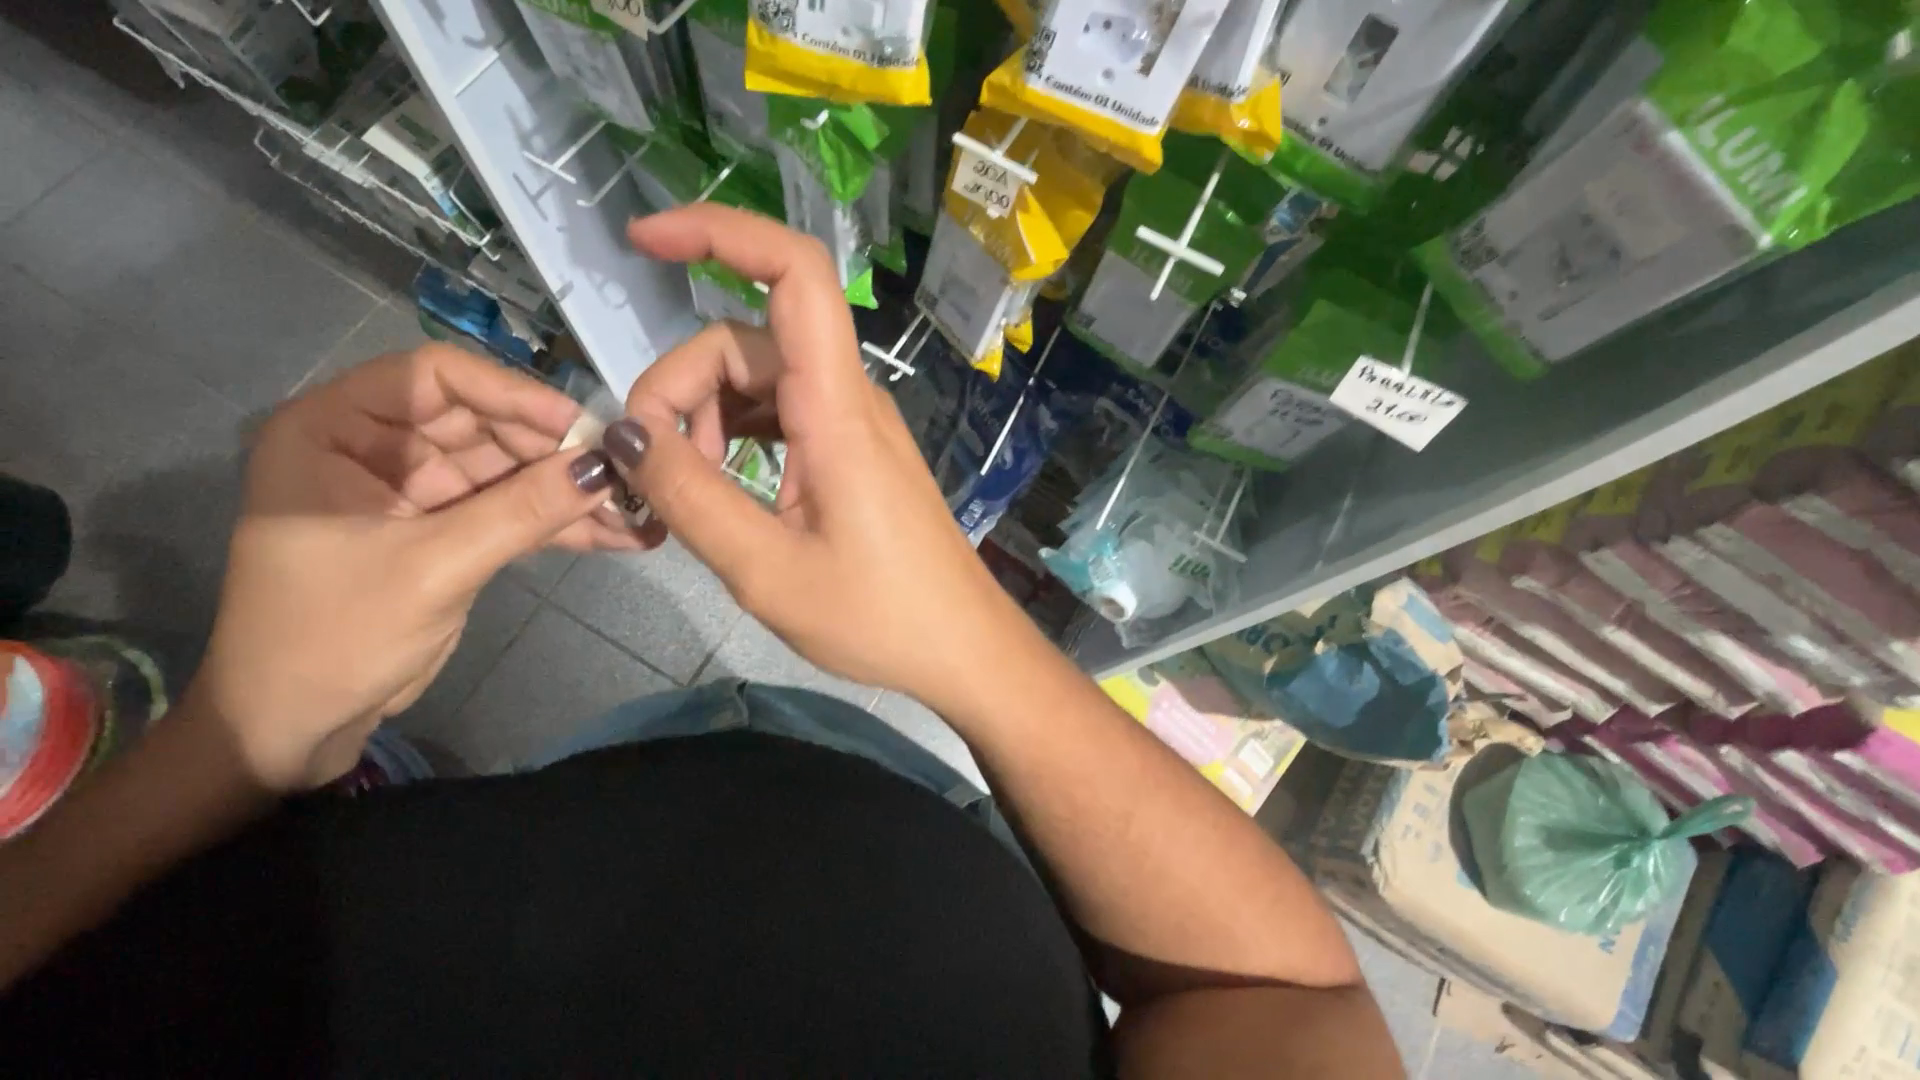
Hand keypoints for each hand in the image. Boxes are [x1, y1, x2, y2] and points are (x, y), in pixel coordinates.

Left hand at [189, 345, 632, 790]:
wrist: (297, 727)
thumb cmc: (333, 636)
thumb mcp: (432, 568)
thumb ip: (521, 512)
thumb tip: (607, 466)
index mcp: (333, 431)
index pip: (434, 377)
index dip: (511, 393)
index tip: (580, 425)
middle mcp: (377, 448)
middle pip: (484, 424)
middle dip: (555, 451)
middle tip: (626, 471)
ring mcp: (418, 491)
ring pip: (509, 470)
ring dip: (571, 491)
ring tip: (639, 508)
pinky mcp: (449, 531)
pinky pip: (513, 512)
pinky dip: (562, 524)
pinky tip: (621, 535)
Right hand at [607, 205, 1029, 705]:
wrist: (963, 650)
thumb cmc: (878, 618)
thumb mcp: (766, 571)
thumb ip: (688, 497)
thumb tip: (622, 433)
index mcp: (836, 409)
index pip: (793, 274)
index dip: (720, 233)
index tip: (643, 240)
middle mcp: (848, 399)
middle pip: (745, 342)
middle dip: (680, 387)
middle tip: (653, 471)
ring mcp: (853, 424)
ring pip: (758, 379)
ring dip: (705, 418)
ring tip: (687, 490)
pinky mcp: (853, 452)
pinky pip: (781, 415)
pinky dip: (736, 438)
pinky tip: (720, 487)